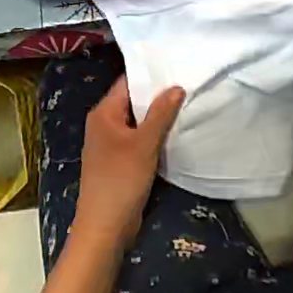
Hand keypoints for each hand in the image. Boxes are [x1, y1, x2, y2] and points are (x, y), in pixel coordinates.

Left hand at [71, 77, 183, 254]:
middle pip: (133, 102)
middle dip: (158, 97)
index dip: (150, 76)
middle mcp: (104, 123)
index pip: (127, 83)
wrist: (105, 225)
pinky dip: (154, 136)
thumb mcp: (144, 144)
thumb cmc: (121, 179)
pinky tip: (176, 134)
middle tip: (189, 85)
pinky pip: (139, 140)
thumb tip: (175, 86)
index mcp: (103, 113)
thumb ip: (160, 114)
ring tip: (188, 106)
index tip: (176, 67)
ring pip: (138, 122)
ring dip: (158, 118)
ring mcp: (111, 143)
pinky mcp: (119, 161)